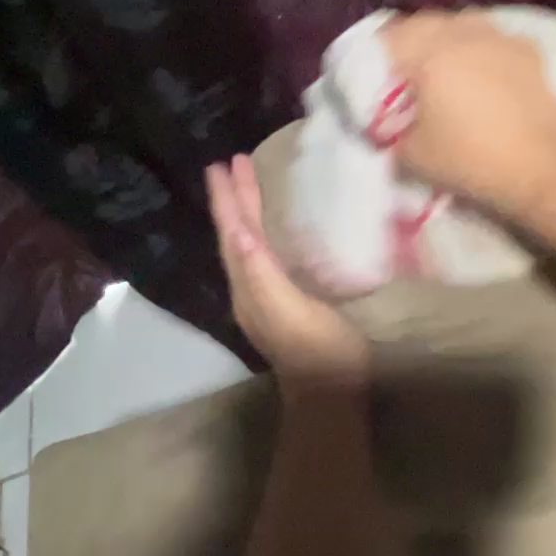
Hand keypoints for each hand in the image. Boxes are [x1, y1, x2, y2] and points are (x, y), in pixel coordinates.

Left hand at [206, 155, 368, 386]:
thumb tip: (240, 234)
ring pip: (247, 244)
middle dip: (233, 199)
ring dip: (243, 212)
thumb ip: (264, 275)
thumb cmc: (319, 349)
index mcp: (250, 285)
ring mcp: (265, 296)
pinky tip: (271, 229)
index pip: (235, 233)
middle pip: (237, 234)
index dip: (229, 199)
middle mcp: (250, 287)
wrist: (330, 393)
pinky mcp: (284, 300)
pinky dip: (261, 232)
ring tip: (245, 185)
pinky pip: (264, 255)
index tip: (224, 163)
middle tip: (233, 162)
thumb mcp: (291, 311)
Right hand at [381, 10, 555, 213]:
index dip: (374, 55)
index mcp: (430, 53)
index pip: (389, 37)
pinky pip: (495, 38)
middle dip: (409, 42)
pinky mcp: (530, 52)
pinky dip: (482, 47)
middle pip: (426, 23)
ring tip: (444, 65)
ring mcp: (502, 38)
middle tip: (403, 71)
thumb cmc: (471, 160)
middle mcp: (465, 34)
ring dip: (447, 38)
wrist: (541, 168)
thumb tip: (389, 121)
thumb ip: (390, 131)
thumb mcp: (412, 156)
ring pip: (463, 23)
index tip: (371, 76)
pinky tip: (483, 70)